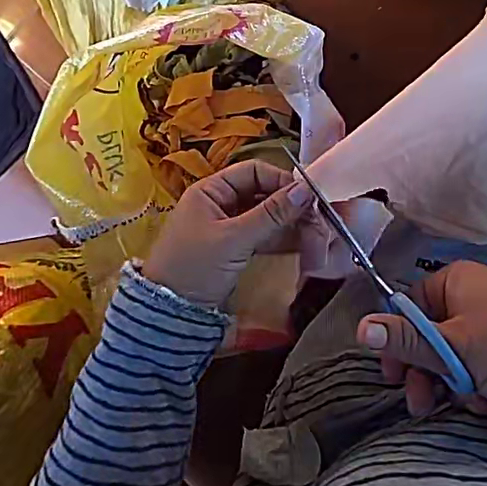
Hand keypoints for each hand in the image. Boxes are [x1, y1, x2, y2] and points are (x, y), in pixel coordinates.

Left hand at [144, 162, 313, 308]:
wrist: (170, 314)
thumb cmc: (195, 267)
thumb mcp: (234, 239)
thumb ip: (271, 214)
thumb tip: (306, 190)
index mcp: (212, 190)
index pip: (254, 171)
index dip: (281, 180)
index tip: (308, 194)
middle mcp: (222, 202)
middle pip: (264, 193)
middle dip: (291, 204)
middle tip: (317, 216)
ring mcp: (231, 226)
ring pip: (269, 215)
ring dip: (291, 222)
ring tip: (316, 232)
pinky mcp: (238, 247)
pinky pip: (266, 235)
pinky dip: (284, 238)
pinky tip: (304, 243)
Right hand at [355, 261, 486, 418]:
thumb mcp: (455, 347)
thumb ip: (407, 341)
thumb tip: (361, 329)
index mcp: (455, 282)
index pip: (408, 308)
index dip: (398, 345)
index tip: (395, 379)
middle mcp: (471, 296)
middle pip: (429, 338)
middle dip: (432, 376)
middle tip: (427, 406)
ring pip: (454, 360)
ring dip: (461, 389)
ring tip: (482, 405)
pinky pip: (480, 369)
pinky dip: (484, 390)